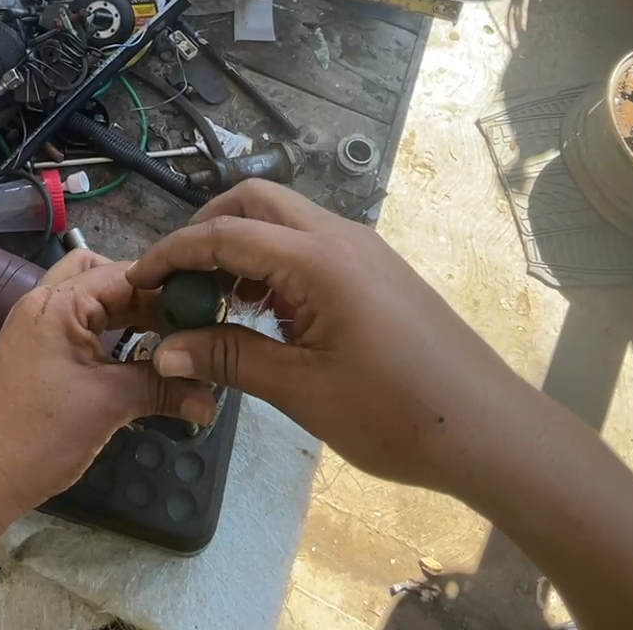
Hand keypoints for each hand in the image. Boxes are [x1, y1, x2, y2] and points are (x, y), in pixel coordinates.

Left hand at [0, 249, 218, 528]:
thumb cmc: (40, 434)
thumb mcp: (108, 405)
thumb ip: (162, 388)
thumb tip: (214, 396)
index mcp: (57, 303)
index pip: (122, 274)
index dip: (165, 286)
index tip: (203, 304)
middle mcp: (42, 301)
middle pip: (101, 273)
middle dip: (143, 292)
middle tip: (183, 318)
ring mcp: (34, 324)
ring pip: (87, 295)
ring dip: (123, 307)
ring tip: (163, 331)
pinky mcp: (34, 348)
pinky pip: (77, 320)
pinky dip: (106, 326)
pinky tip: (132, 350)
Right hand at [125, 180, 541, 498]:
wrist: (493, 432)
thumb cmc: (396, 414)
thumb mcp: (301, 389)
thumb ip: (228, 357)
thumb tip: (162, 349)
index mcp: (317, 259)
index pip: (224, 235)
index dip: (173, 252)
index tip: (139, 278)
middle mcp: (337, 235)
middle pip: (253, 200)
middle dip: (206, 228)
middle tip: (178, 277)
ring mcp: (360, 247)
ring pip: (281, 216)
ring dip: (239, 242)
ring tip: (215, 297)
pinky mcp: (372, 266)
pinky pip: (306, 241)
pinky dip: (270, 258)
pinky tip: (262, 307)